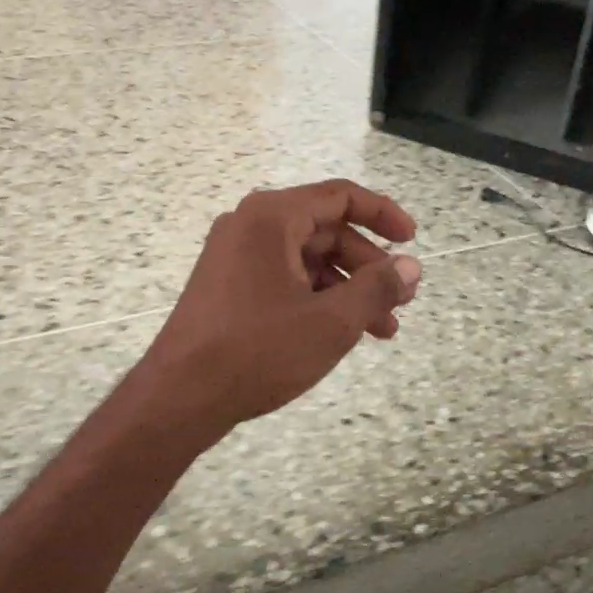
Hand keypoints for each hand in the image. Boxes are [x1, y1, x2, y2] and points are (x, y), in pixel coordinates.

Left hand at [130, 180, 421, 451]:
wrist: (180, 396)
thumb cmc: (259, 351)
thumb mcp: (331, 322)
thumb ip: (377, 289)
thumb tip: (410, 267)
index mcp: (271, 217)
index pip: (340, 196)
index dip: (383, 214)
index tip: (412, 242)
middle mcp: (249, 225)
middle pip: (325, 230)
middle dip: (368, 266)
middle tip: (400, 301)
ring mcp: (233, 256)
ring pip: (306, 260)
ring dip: (346, 289)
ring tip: (379, 330)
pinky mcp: (225, 286)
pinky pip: (283, 278)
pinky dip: (316, 299)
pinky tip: (339, 333)